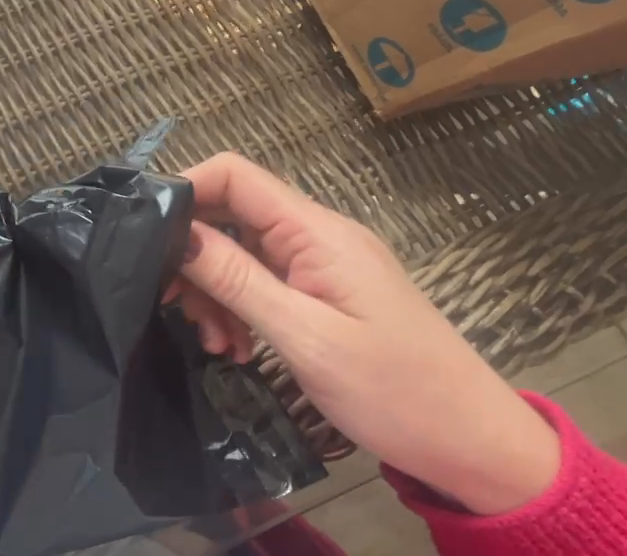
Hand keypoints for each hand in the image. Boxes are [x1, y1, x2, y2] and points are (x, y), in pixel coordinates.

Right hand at [169, 153, 561, 515]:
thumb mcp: (305, 337)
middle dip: (192, 254)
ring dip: (213, 291)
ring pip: (238, 250)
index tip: (146, 235)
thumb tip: (174, 232)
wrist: (479, 451)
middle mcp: (315, 234)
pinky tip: (235, 347)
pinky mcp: (320, 291)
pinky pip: (259, 280)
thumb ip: (236, 279)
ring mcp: (318, 263)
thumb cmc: (397, 392)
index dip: (184, 190)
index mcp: (316, 231)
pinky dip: (237, 307)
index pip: (234, 174)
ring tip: (216, 342)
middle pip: (228, 212)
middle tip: (173, 304)